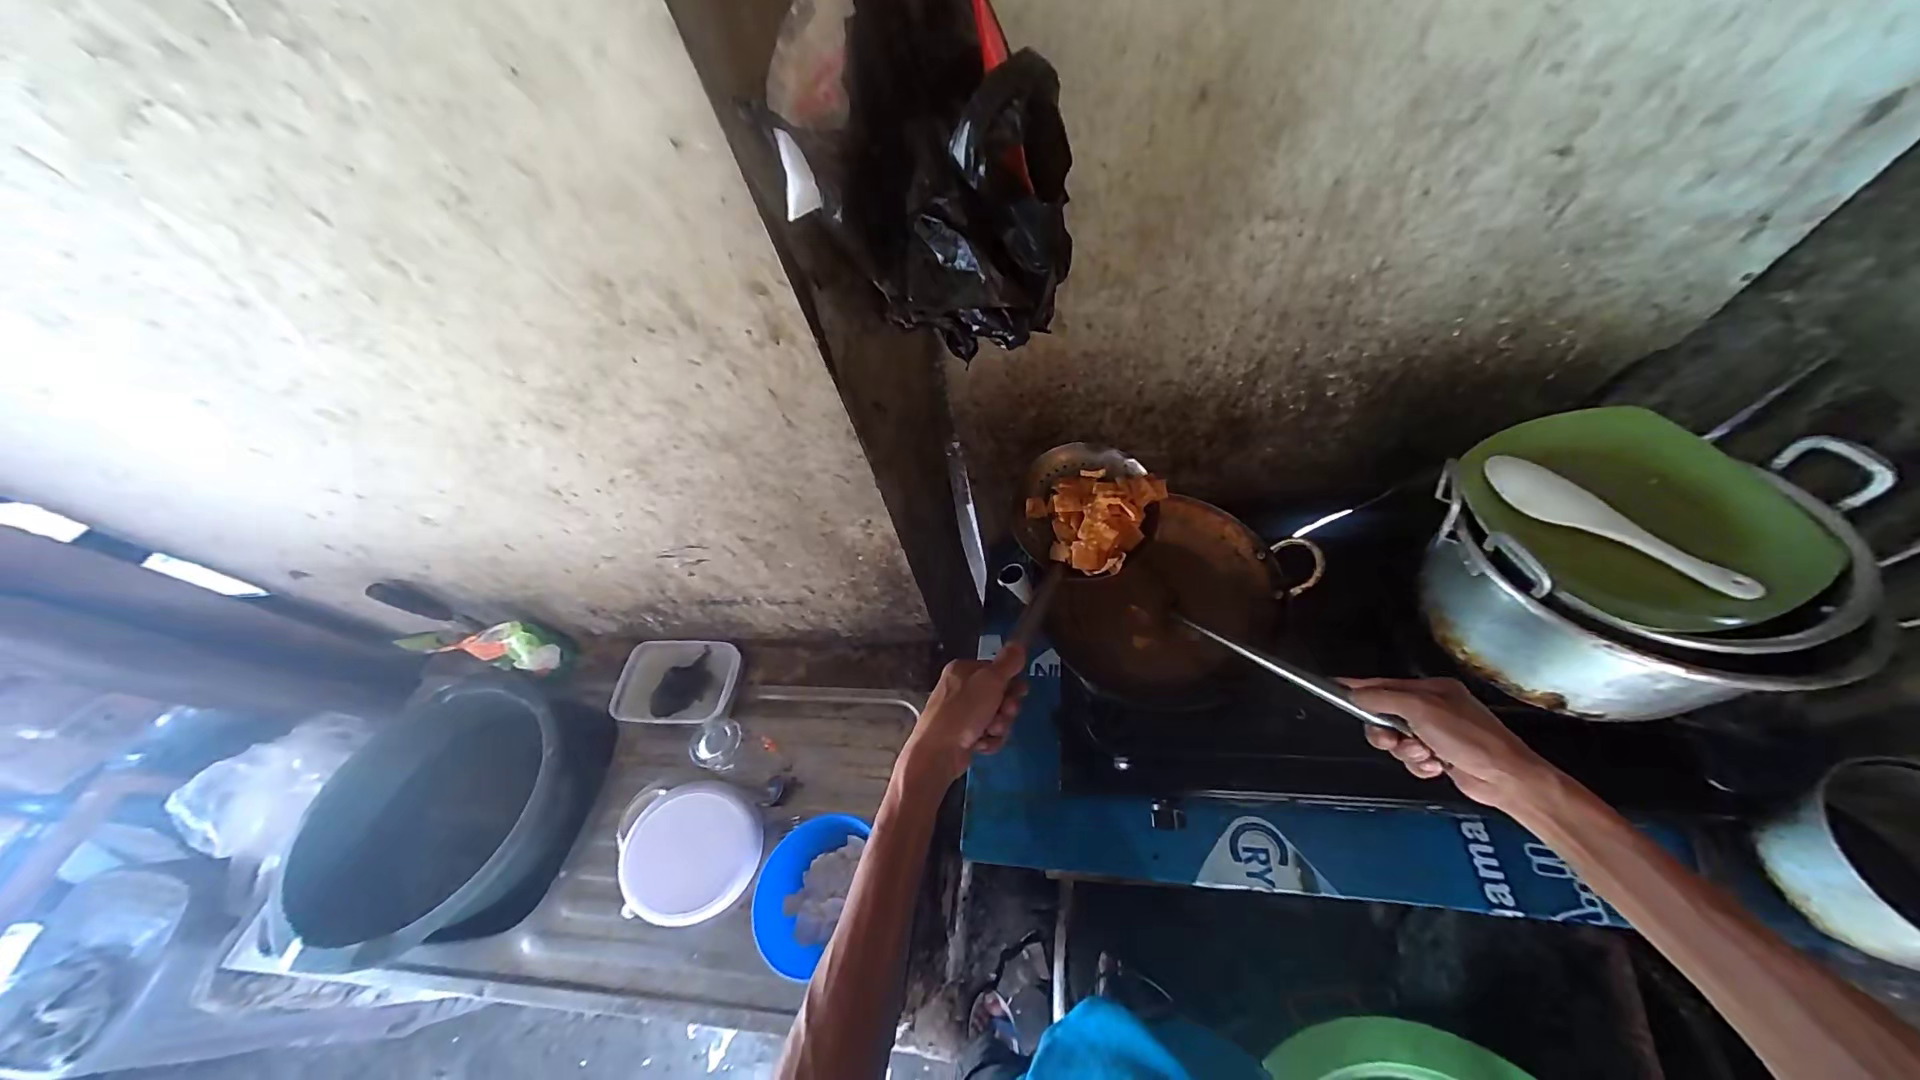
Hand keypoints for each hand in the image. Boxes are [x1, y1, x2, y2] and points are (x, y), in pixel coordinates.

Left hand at [898, 644, 1028, 787]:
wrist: (937, 753)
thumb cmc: (963, 712)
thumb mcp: (989, 682)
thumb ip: (1007, 663)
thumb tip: (1018, 642)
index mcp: (963, 670)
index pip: (997, 670)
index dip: (1011, 682)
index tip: (1019, 693)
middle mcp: (960, 688)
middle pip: (999, 694)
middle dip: (1006, 708)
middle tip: (1005, 713)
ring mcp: (961, 713)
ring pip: (996, 716)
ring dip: (999, 726)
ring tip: (989, 731)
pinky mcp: (962, 735)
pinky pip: (987, 734)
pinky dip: (988, 740)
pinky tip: (981, 744)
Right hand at [1337, 677, 1558, 808]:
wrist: (1508, 780)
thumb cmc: (1470, 739)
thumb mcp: (1421, 710)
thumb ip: (1383, 698)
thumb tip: (1353, 693)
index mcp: (1431, 690)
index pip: (1382, 684)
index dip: (1357, 686)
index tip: (1332, 686)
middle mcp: (1432, 709)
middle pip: (1384, 715)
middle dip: (1384, 731)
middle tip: (1390, 739)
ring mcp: (1436, 734)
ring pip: (1395, 740)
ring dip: (1405, 751)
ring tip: (1424, 755)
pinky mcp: (1439, 757)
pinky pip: (1410, 758)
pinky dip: (1418, 764)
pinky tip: (1436, 766)